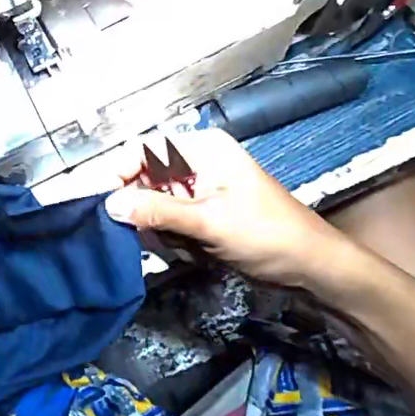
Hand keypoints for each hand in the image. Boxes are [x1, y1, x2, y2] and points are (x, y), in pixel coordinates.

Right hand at [103, 129, 342, 288]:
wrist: (311, 266)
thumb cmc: (266, 235)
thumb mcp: (209, 223)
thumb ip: (157, 211)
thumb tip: (110, 204)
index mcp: (202, 149)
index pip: (144, 150)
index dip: (119, 173)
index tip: (103, 203)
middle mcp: (197, 161)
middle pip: (146, 176)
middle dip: (144, 208)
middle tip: (149, 235)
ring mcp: (199, 186)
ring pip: (154, 201)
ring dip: (158, 227)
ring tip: (180, 246)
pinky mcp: (201, 209)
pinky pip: (169, 218)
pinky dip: (171, 236)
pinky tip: (189, 251)